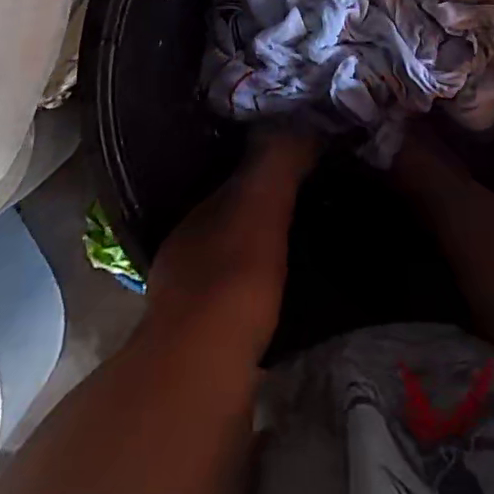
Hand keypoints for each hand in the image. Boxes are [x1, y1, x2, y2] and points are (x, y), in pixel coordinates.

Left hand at [139, 125, 320, 354]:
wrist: (202, 369)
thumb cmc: (234, 277)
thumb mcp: (261, 208)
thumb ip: (278, 163)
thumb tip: (302, 124)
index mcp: (198, 217)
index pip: (233, 182)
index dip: (265, 171)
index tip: (300, 169)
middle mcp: (186, 250)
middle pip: (230, 221)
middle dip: (262, 212)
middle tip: (308, 208)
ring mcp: (188, 295)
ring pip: (229, 258)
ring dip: (258, 251)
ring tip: (298, 250)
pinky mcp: (202, 336)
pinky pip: (235, 295)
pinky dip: (255, 288)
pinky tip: (277, 297)